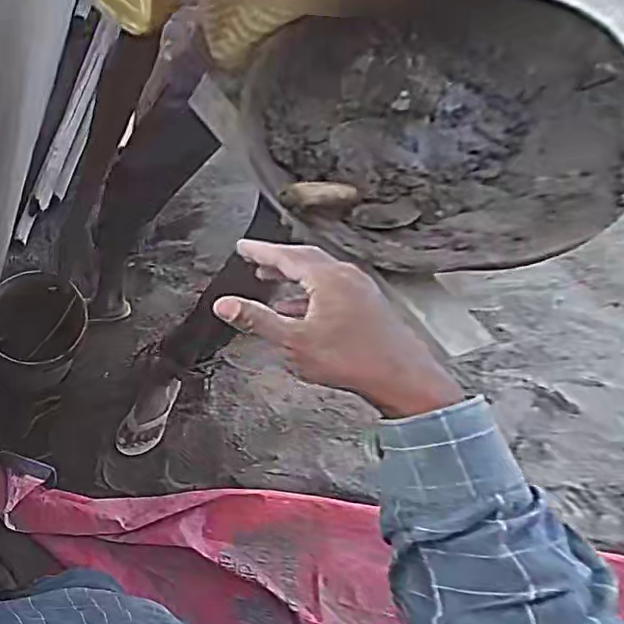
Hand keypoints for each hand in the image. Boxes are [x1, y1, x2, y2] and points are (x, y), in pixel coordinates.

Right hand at [211, 240, 464, 418]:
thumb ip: (255, 320)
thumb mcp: (292, 340)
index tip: (243, 246)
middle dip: (277, 257)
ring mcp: (360, 291)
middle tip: (255, 257)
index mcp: (328, 281)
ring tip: (271, 277)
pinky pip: (330, 287)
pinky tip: (296, 306)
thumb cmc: (351, 359)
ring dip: (292, 272)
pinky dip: (307, 290)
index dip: (261, 251)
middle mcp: (347, 279)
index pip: (287, 257)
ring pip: (319, 272)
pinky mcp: (366, 305)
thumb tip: (224, 305)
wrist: (400, 377)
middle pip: (306, 259)